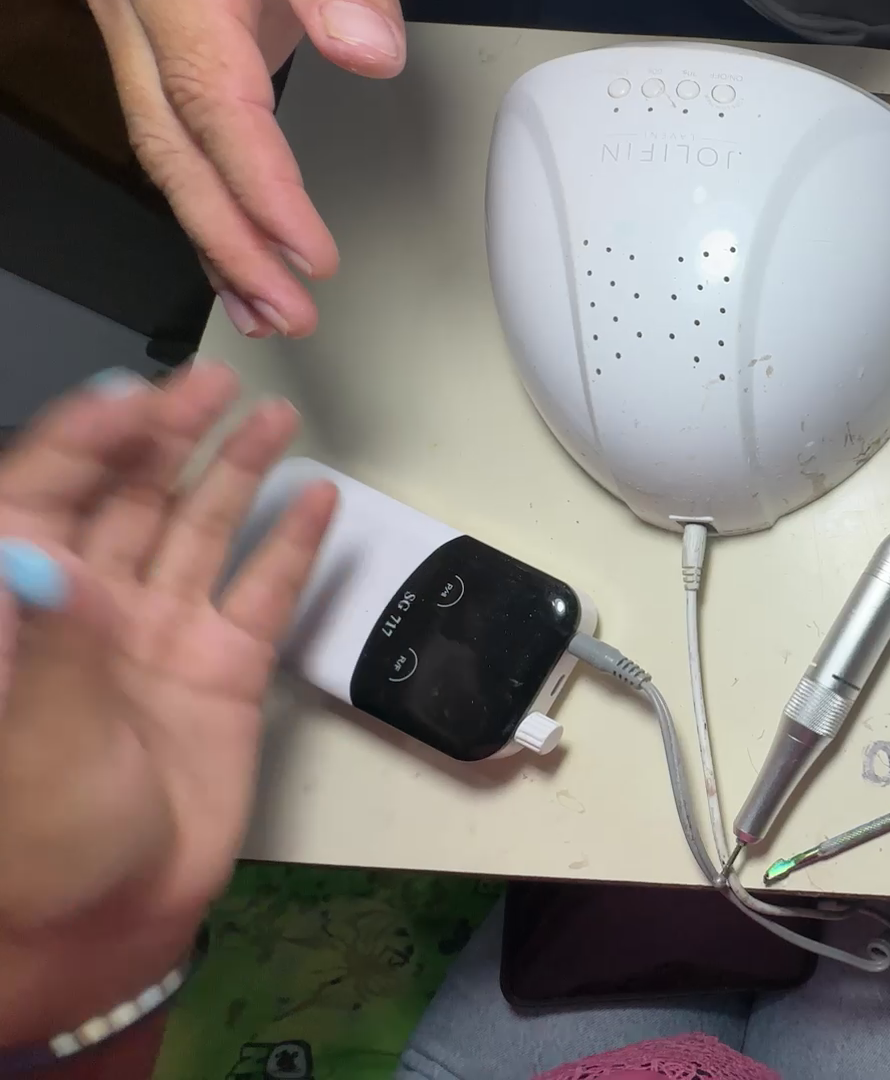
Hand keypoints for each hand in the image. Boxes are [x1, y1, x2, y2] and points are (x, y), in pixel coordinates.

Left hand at [0, 365, 335, 1043]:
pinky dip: (294, 542)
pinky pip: (267, 588)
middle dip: (165, 437)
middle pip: (124, 501)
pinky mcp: (230, 663)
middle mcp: (82, 609)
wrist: (99, 918)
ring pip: (201, 530)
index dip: (80, 445)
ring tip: (273, 419)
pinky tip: (317, 500)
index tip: (136, 398)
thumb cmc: (28, 848)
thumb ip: (46, 656)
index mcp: (7, 618)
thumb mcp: (23, 755)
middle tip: (215, 384)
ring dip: (235, 472)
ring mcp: (162, 633)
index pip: (34, 504)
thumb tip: (58, 558)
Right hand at [86, 0, 407, 337]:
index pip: (219, 110)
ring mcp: (144, 41)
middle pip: (178, 149)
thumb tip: (364, 50)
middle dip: (234, 244)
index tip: (311, 258)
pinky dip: (213, 210)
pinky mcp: (167, 57)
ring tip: (265, 314)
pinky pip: (180, 144)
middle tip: (289, 314)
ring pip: (169, 157)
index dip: (263, 192)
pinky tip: (239, 264)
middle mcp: (143, 23)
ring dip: (218, 245)